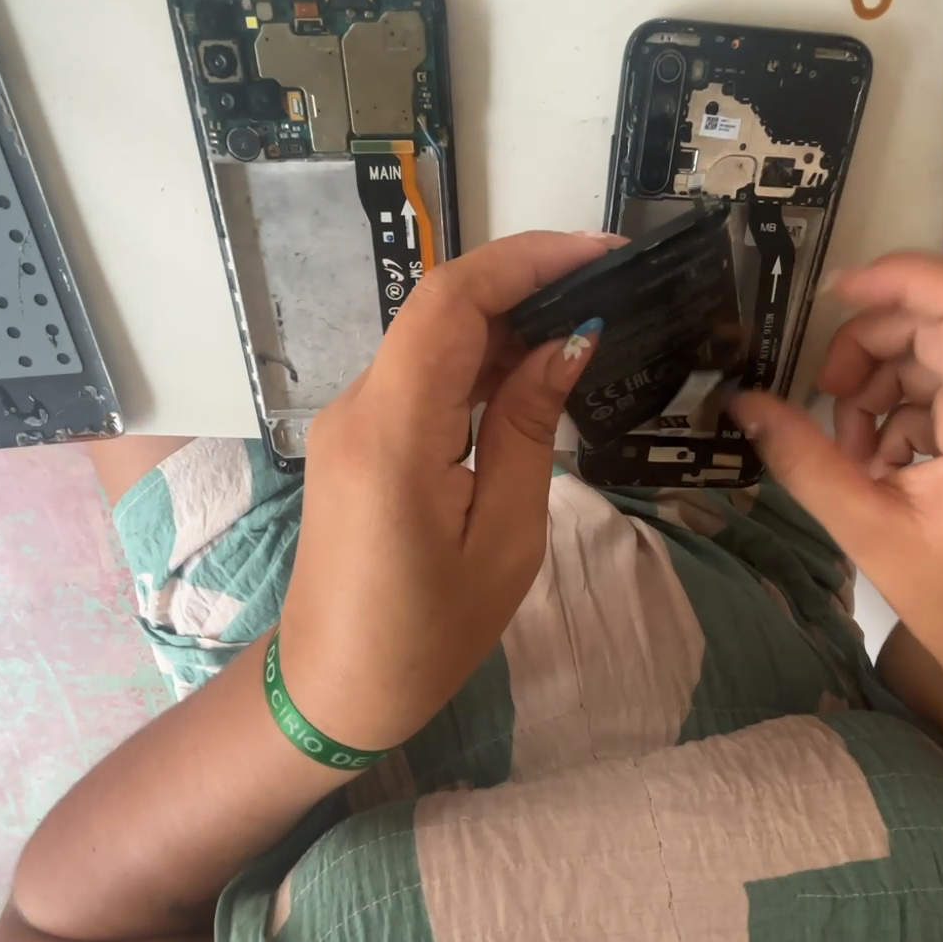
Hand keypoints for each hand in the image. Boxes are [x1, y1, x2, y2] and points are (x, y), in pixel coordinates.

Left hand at [278, 232, 610, 751]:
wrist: (334, 687)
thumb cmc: (428, 633)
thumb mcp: (504, 537)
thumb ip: (530, 428)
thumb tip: (567, 343)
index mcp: (394, 431)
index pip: (452, 302)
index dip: (527, 260)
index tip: (601, 254)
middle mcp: (361, 405)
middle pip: (441, 308)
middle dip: (527, 282)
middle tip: (608, 287)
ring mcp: (353, 416)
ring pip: (433, 337)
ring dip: (507, 321)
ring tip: (584, 324)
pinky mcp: (360, 433)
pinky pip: (424, 374)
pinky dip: (479, 360)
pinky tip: (531, 372)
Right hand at [729, 252, 942, 796]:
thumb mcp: (865, 530)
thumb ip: (801, 456)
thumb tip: (738, 402)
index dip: (902, 275)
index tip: (832, 294)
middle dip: (869, 346)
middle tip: (821, 400)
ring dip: (880, 383)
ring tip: (850, 449)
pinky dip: (903, 409)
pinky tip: (878, 463)